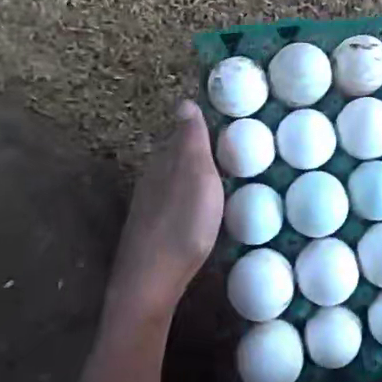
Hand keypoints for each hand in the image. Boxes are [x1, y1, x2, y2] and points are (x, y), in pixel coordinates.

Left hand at [107, 100, 223, 324]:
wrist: (151, 280)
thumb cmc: (183, 224)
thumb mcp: (195, 175)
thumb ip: (191, 140)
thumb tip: (183, 101)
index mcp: (164, 161)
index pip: (182, 134)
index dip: (203, 129)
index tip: (229, 130)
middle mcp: (152, 179)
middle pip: (176, 157)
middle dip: (199, 152)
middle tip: (232, 154)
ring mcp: (150, 207)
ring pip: (174, 181)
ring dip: (194, 178)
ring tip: (222, 182)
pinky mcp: (152, 230)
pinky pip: (174, 203)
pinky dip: (189, 200)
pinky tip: (201, 212)